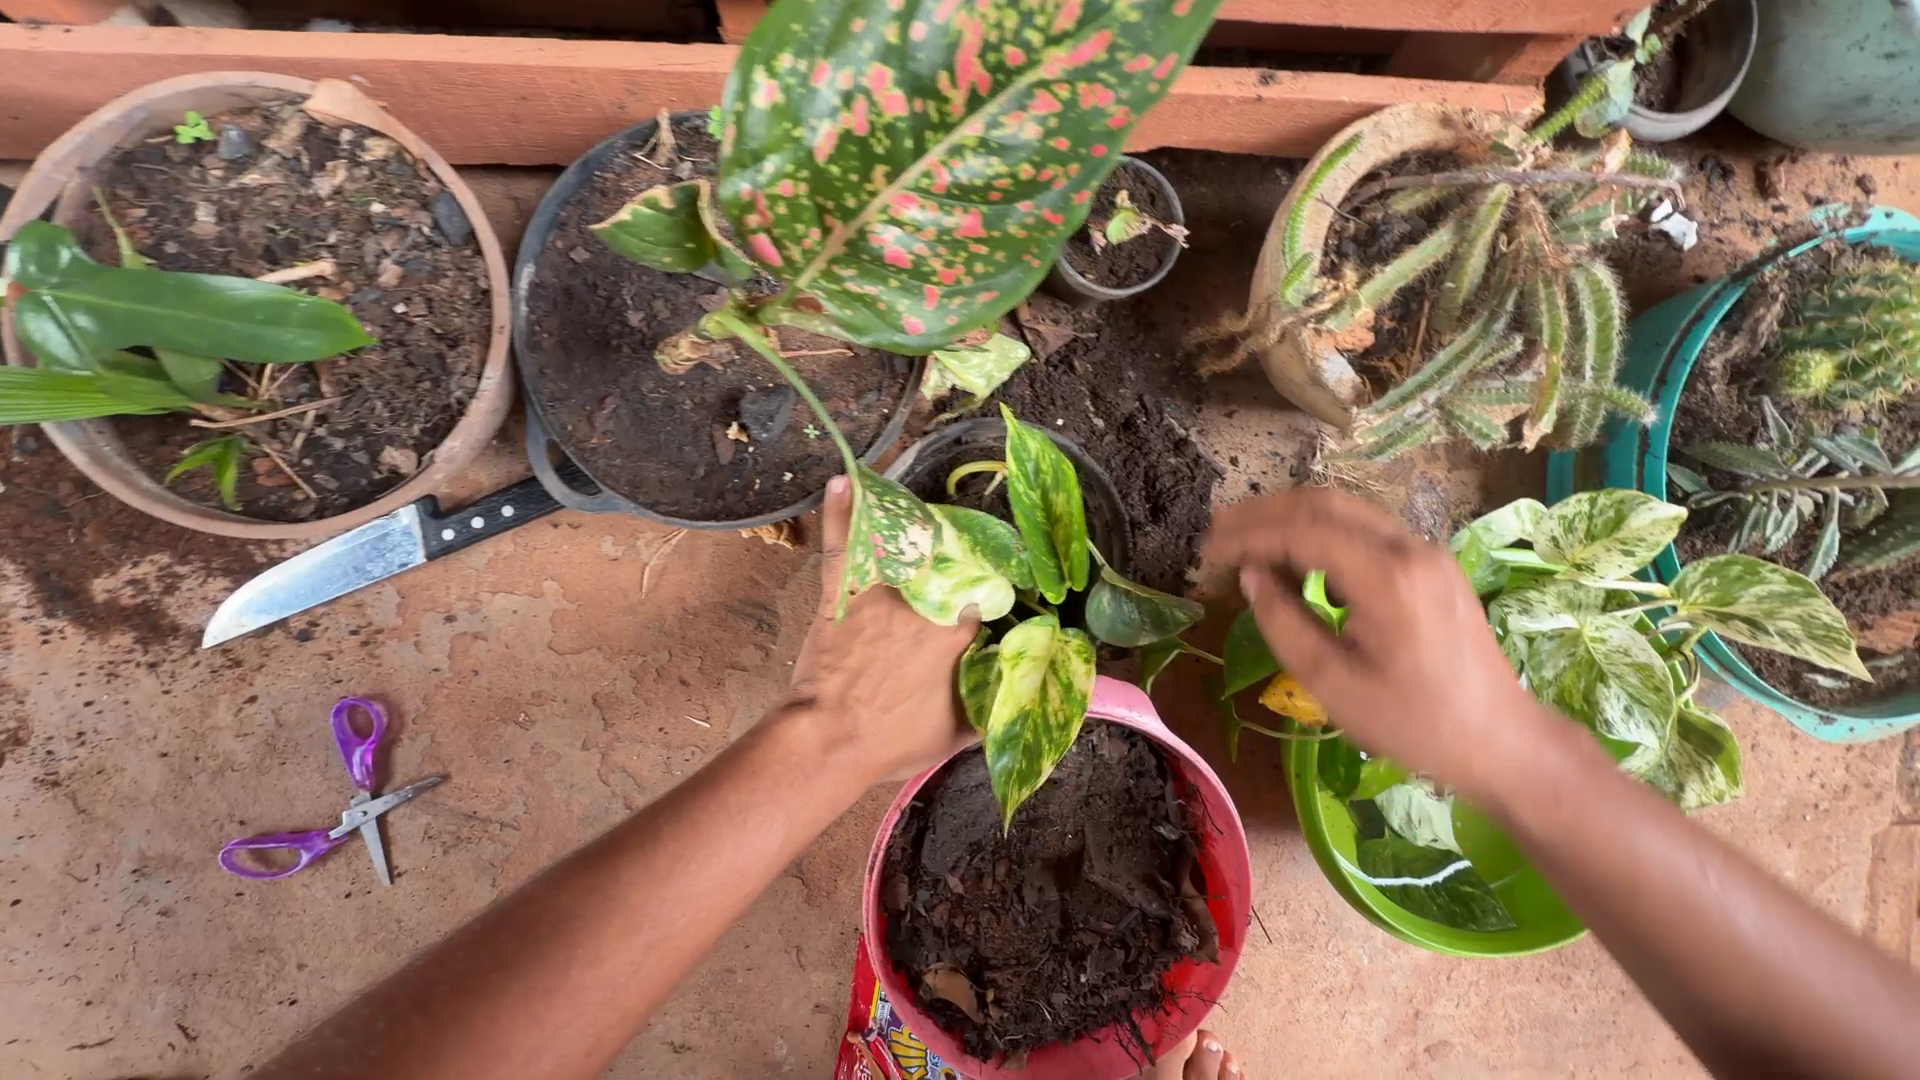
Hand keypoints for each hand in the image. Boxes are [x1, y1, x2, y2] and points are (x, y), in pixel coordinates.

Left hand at [787, 475, 978, 782]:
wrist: (830, 739)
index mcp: (955, 633)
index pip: (982, 599)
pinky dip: (840, 512)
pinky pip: (843, 544)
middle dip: (956, 555)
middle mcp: (924, 602)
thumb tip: (1016, 702)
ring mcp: (882, 592)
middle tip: (960, 550)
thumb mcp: (955, 736)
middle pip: (948, 564)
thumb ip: (990, 712)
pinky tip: (842, 481)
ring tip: (916, 506)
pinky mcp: (843, 591)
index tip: (986, 597)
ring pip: (902, 546)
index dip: (984, 596)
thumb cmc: (892, 741)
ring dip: (909, 523)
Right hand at [1203, 489, 1558, 796]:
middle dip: (1263, 512)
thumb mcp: (1333, 684)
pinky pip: (1364, 529)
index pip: (1301, 532)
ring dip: (1289, 517)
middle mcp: (1410, 548)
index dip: (1247, 535)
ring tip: (1244, 537)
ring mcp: (1426, 551)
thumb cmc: (1415, 723)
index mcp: (1387, 577)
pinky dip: (1319, 532)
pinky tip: (1295, 558)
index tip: (1207, 550)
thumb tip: (1250, 576)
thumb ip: (1284, 624)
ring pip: (1345, 510)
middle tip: (1216, 530)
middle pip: (1323, 503)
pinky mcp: (1430, 563)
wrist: (1503, 740)